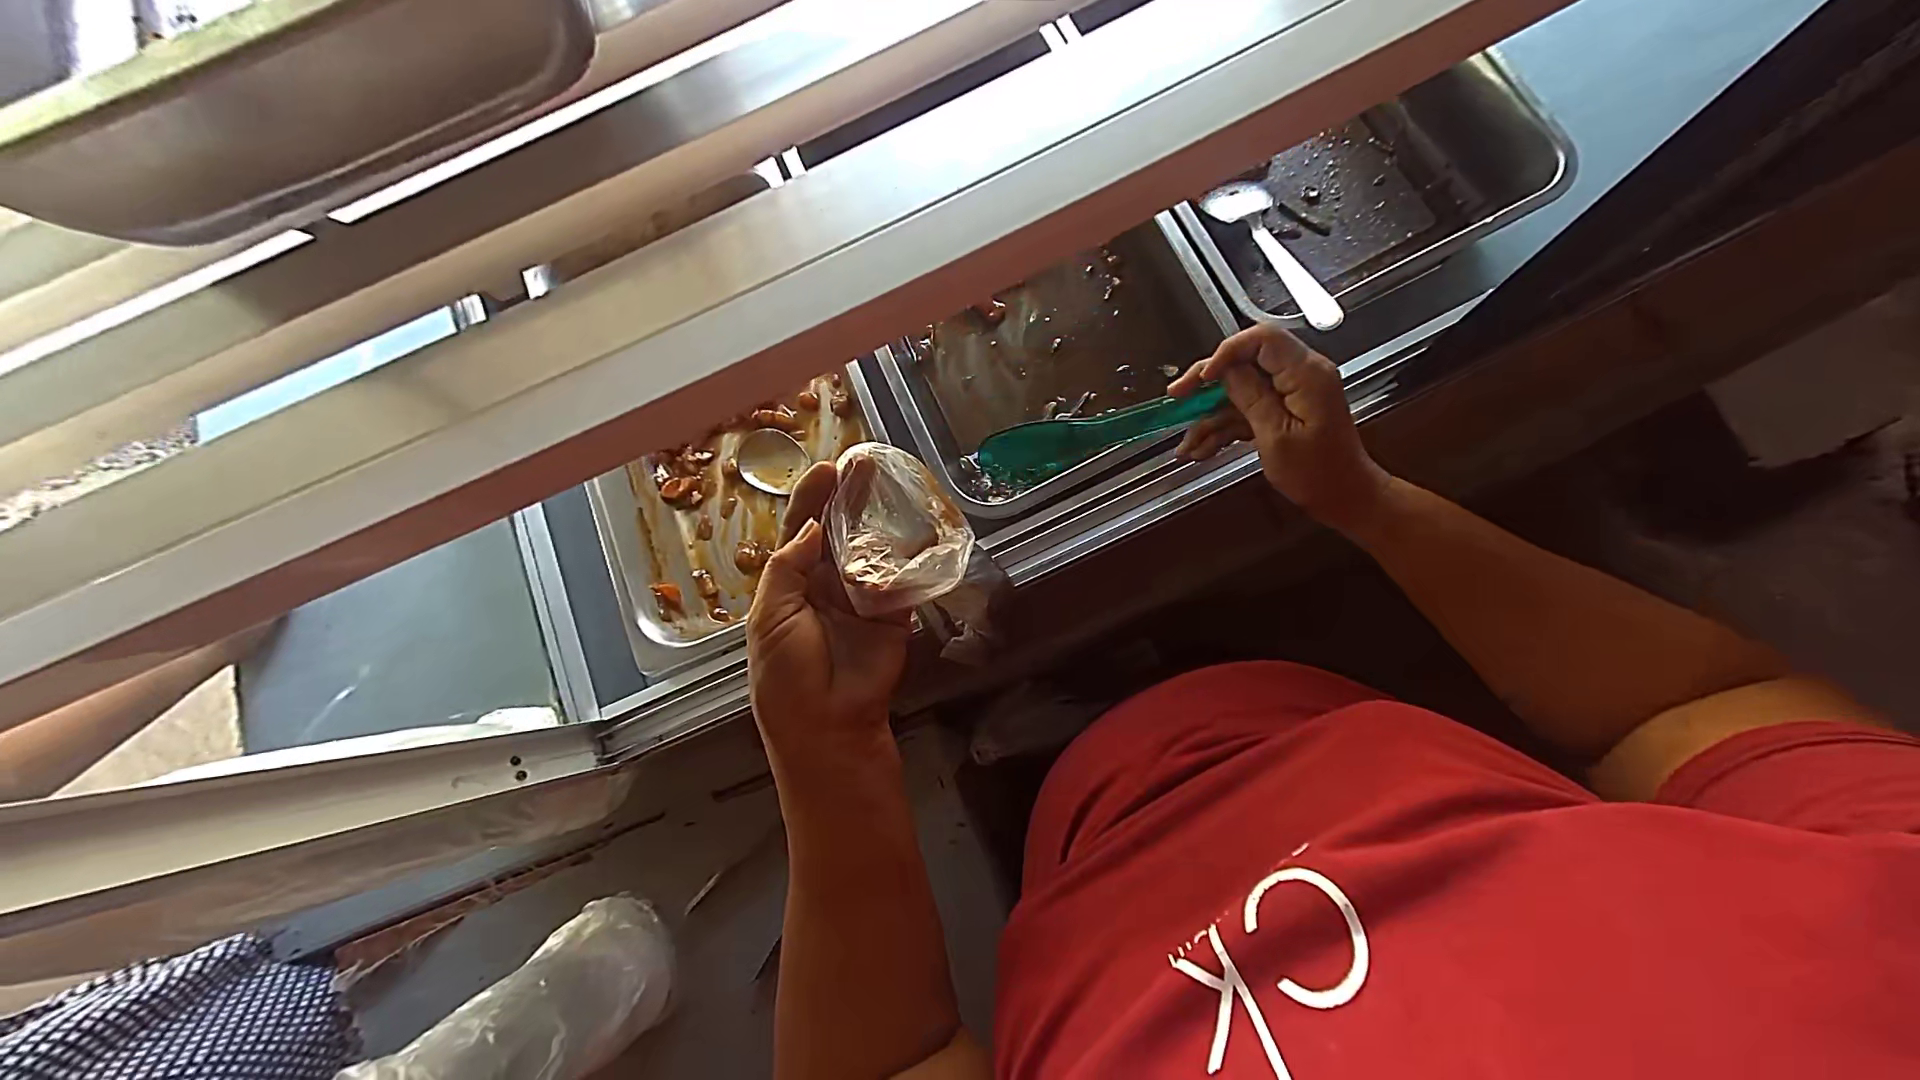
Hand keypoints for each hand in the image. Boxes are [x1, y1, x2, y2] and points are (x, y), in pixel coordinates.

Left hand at [747, 460, 910, 760]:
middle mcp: (829, 584)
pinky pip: (902, 577)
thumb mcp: (769, 618)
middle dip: (852, 498)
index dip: (813, 498)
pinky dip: (908, 555)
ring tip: (892, 485)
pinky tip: (914, 527)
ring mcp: (863, 597)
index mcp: (793, 584)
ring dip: (881, 519)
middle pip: (842, 531)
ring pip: (873, 549)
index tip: (828, 468)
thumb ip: (787, 569)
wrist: (829, 725)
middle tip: (868, 466)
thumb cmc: (787, 676)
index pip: (802, 530)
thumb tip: (810, 528)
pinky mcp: (895, 612)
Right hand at [1168, 325, 1393, 533]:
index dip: (1226, 352)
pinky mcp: (1280, 412)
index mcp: (1305, 374)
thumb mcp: (1276, 437)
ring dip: (1209, 419)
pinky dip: (1222, 431)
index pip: (1262, 339)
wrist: (1343, 497)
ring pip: (1236, 393)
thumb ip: (1251, 397)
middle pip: (1243, 363)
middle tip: (1177, 398)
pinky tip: (1201, 450)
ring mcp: (1288, 395)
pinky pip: (1243, 412)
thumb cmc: (1317, 473)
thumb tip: (1225, 370)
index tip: (1201, 378)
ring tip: (1188, 447)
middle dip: (1206, 385)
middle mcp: (1298, 376)